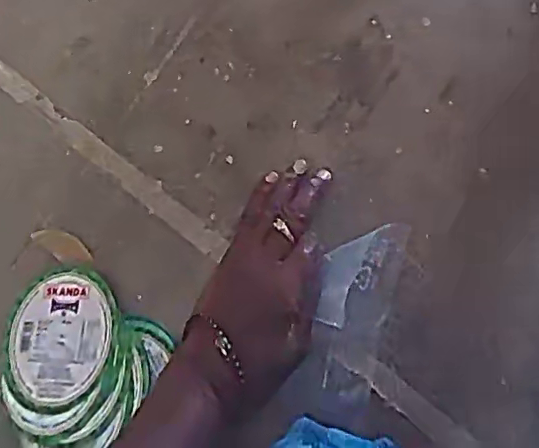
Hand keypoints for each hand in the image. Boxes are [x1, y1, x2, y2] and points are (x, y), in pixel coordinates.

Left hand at [180, 164, 330, 415]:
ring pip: (267, 212)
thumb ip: (307, 300)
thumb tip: (314, 258)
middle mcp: (267, 262)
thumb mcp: (296, 345)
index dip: (318, 228)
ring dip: (281, 189)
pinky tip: (266, 184)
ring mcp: (245, 254)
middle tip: (321, 171)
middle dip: (307, 195)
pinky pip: (247, 218)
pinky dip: (258, 198)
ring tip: (293, 168)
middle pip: (290, 221)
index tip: (330, 207)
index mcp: (288, 285)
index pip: (308, 248)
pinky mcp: (229, 254)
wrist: (209, 369)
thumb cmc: (257, 365)